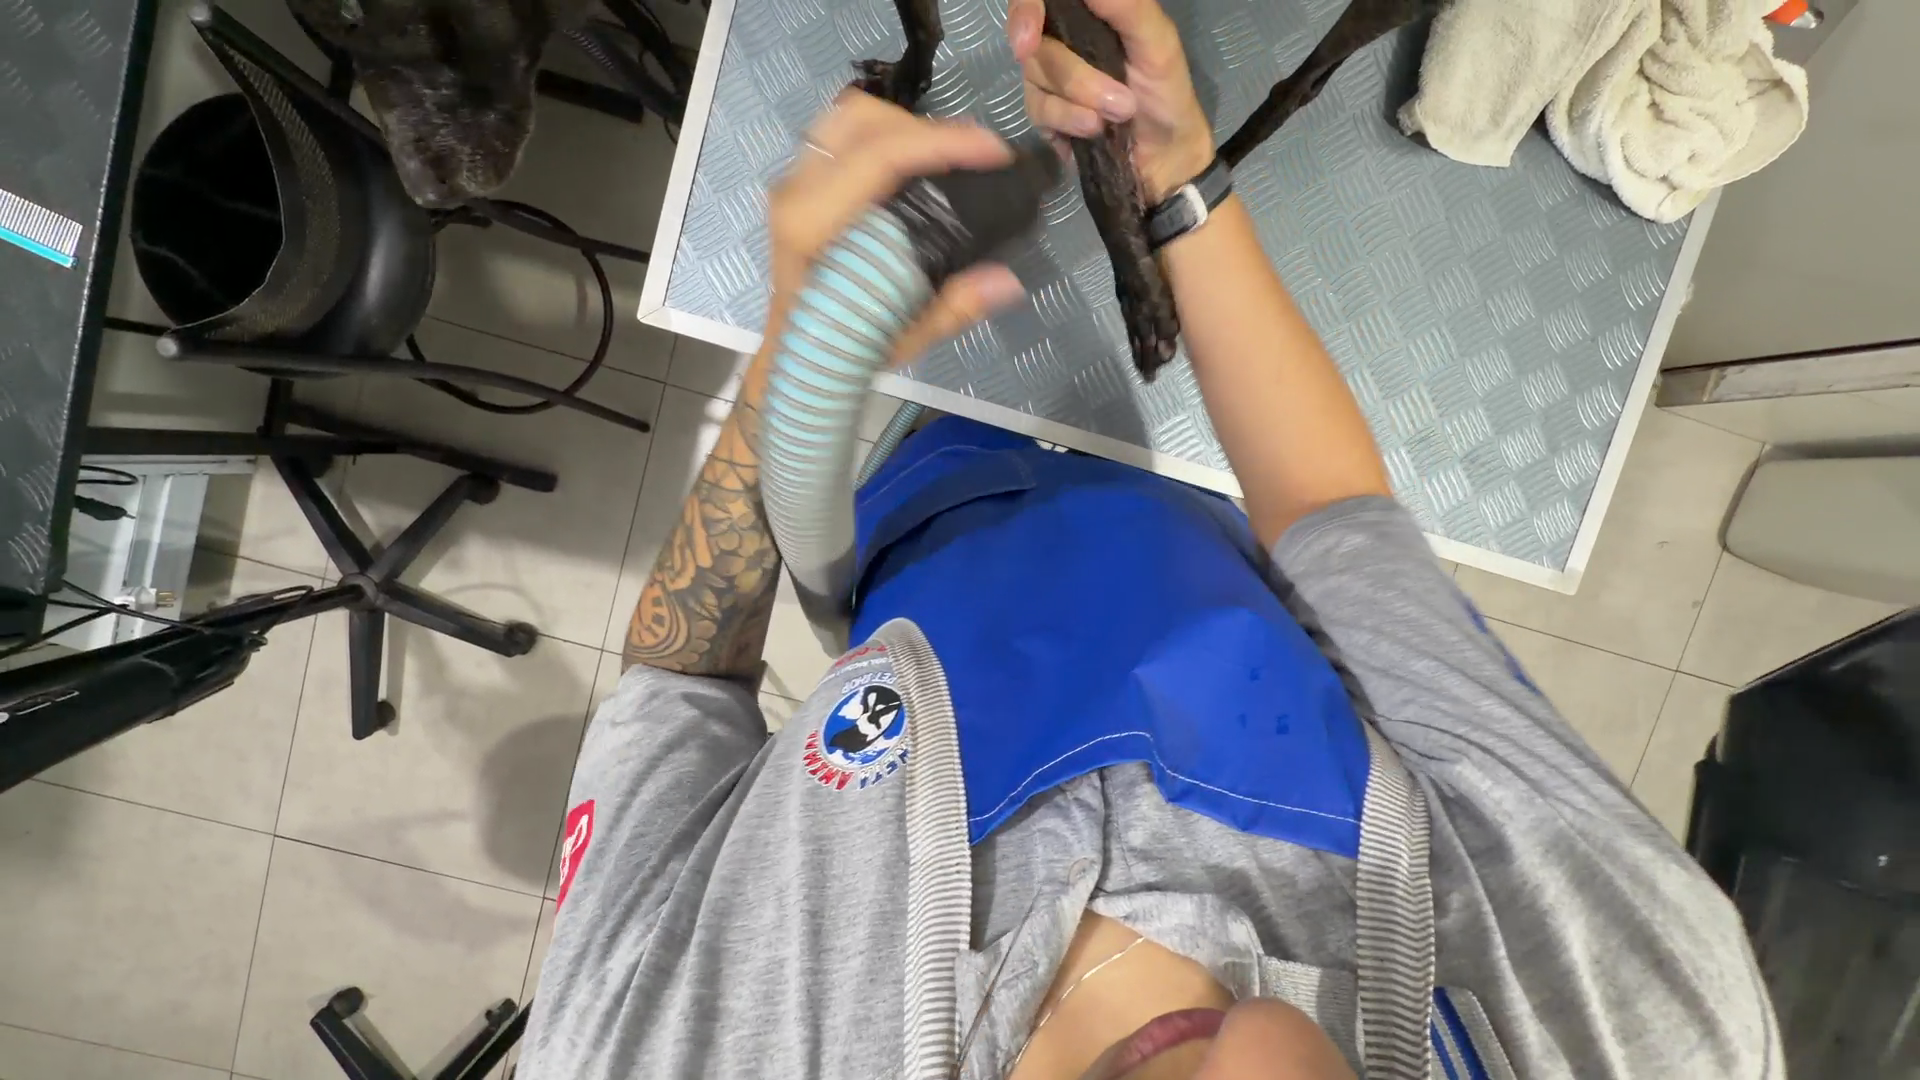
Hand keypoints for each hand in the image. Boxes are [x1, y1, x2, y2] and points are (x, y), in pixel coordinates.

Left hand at [763, 91, 1027, 368]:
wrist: (795, 352)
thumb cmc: (842, 346)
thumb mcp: (900, 338)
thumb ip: (950, 309)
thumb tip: (1006, 281)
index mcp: (812, 226)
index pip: (879, 158)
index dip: (941, 143)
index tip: (993, 152)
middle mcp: (797, 193)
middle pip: (863, 119)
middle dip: (926, 128)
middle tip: (973, 155)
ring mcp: (796, 184)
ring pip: (851, 118)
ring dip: (906, 127)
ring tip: (950, 155)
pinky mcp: (804, 185)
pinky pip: (845, 137)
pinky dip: (888, 137)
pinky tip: (921, 163)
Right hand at [1007, 0, 1214, 203]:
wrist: (1162, 154)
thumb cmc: (1165, 93)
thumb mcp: (1158, 41)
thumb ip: (1126, 6)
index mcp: (1084, 14)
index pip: (1038, 1)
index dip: (1026, 11)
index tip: (1029, 37)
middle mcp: (1059, 41)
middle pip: (1037, 46)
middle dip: (1078, 78)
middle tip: (1121, 102)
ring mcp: (1047, 80)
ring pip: (1037, 80)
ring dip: (1081, 102)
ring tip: (1117, 116)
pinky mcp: (1044, 116)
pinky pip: (1040, 112)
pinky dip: (1070, 121)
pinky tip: (1094, 131)